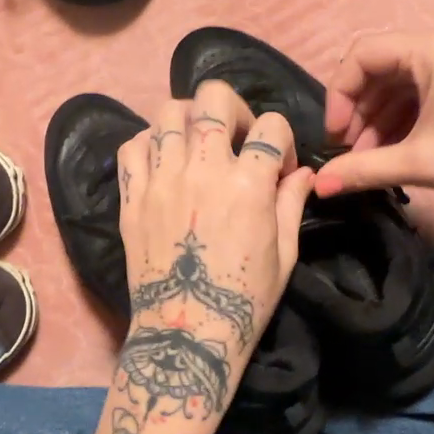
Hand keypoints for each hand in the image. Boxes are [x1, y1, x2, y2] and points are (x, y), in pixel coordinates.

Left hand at [114, 81, 314, 422]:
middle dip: (233, 109)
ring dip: (190, 120)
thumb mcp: (285, 254)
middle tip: (236, 137)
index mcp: (248, 184)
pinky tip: (163, 162)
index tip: (279, 166)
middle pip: (213, 98)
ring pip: (167, 113)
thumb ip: (290, 203)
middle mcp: (202, 170)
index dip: (281, 140)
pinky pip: (132, 146)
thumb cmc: (244, 300)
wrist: (185, 334)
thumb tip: (302, 172)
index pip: (271, 126)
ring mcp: (161, 180)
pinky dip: (149, 143)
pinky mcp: (132, 198)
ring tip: (196, 145)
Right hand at [315, 23, 433, 207]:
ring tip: (377, 161)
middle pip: (387, 67)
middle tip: (353, 157)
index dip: (338, 97)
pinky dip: (416, 114)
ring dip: (387, 118)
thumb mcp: (422, 163)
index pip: (362, 55)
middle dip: (364, 114)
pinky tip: (406, 148)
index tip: (334, 140)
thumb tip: (318, 186)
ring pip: (412, 79)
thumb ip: (364, 170)